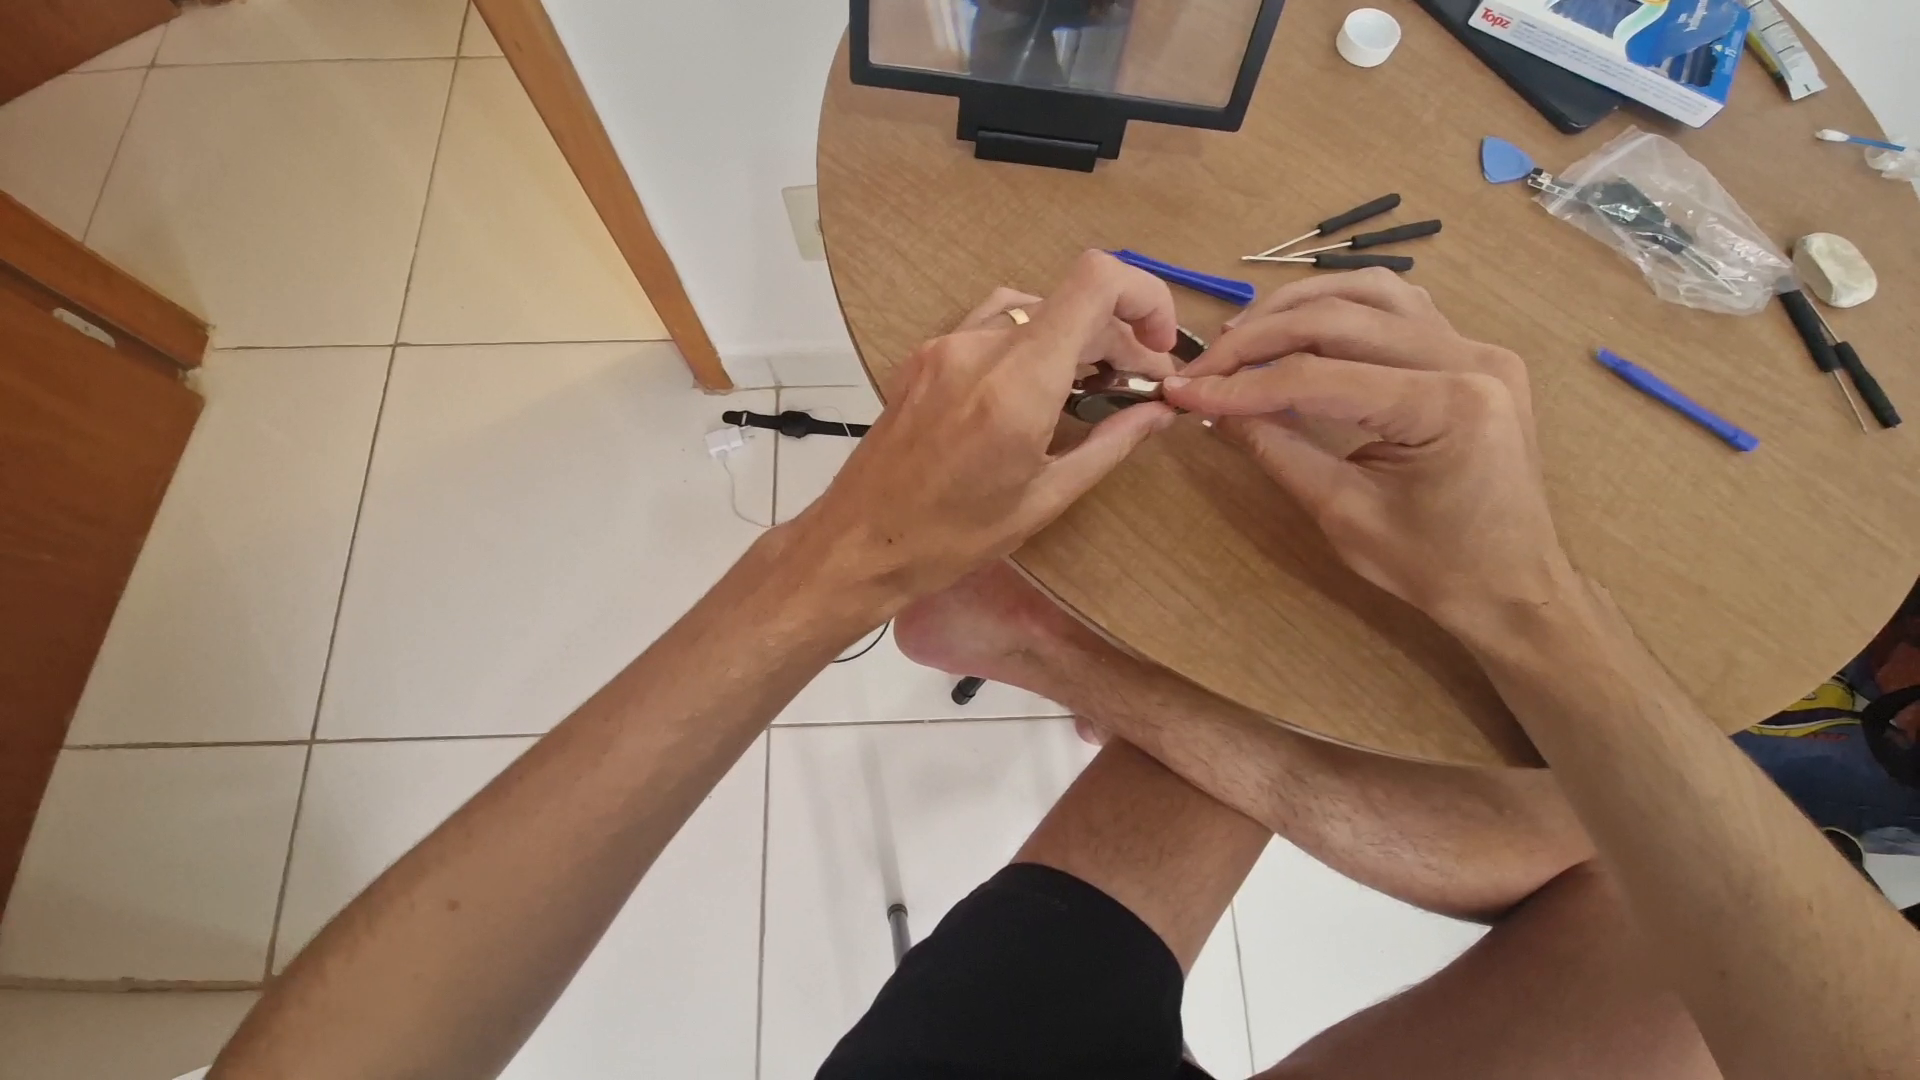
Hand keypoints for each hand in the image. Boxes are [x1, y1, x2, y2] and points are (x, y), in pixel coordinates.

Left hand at [799, 250, 1181, 604]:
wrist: (859, 541)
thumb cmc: (952, 538)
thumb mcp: (1043, 499)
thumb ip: (1109, 445)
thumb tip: (1160, 411)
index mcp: (1017, 385)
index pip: (1096, 282)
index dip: (1145, 296)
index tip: (1157, 346)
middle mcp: (980, 348)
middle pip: (1071, 302)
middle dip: (1117, 336)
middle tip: (1137, 386)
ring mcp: (945, 346)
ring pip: (1032, 308)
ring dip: (1073, 337)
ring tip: (1090, 385)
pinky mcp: (924, 356)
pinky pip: (991, 324)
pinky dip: (1029, 341)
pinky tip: (1036, 384)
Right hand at [1163, 269, 1573, 635]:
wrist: (1512, 583)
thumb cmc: (1432, 565)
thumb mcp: (1341, 512)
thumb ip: (1278, 450)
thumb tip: (1219, 407)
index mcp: (1445, 406)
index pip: (1316, 376)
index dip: (1240, 383)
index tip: (1184, 391)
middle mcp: (1469, 358)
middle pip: (1339, 319)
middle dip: (1258, 338)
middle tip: (1203, 364)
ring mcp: (1477, 349)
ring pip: (1370, 294)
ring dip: (1297, 307)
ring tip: (1242, 335)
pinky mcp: (1471, 354)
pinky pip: (1398, 308)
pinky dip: (1340, 308)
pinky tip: (1302, 327)